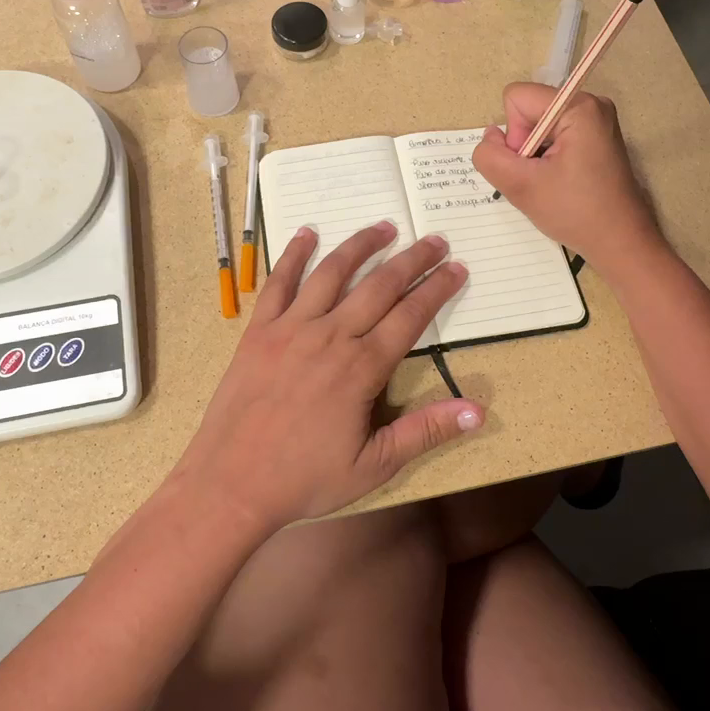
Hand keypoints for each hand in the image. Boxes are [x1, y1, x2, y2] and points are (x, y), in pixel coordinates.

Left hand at [170, 222, 481, 532]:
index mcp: (361, 367)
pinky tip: (307, 234)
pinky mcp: (259, 331)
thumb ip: (426, 432)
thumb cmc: (304, 479)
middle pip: (379, 286)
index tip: (456, 268)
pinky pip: (278, 283)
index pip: (410, 316)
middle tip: (434, 239)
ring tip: (383, 226)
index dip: (436, 290)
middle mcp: (329, 336)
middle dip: (411, 259)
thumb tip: (478, 410)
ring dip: (360, 246)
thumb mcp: (374, 465)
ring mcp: (290, 329)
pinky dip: (293, 255)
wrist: (231, 483)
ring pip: (332, 274)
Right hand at [472, 82, 664, 276]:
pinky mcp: (598, 137)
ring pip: (539, 125)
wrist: (620, 242)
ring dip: (535, 155)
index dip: (514, 134)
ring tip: (551, 182)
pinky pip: (555, 135)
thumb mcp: (520, 186)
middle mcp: (591, 104)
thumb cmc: (575, 213)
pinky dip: (549, 157)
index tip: (531, 164)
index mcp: (578, 107)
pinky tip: (560, 181)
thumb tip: (490, 137)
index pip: (517, 98)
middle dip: (524, 145)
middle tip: (541, 177)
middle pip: (529, 110)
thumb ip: (490, 156)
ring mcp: (597, 120)